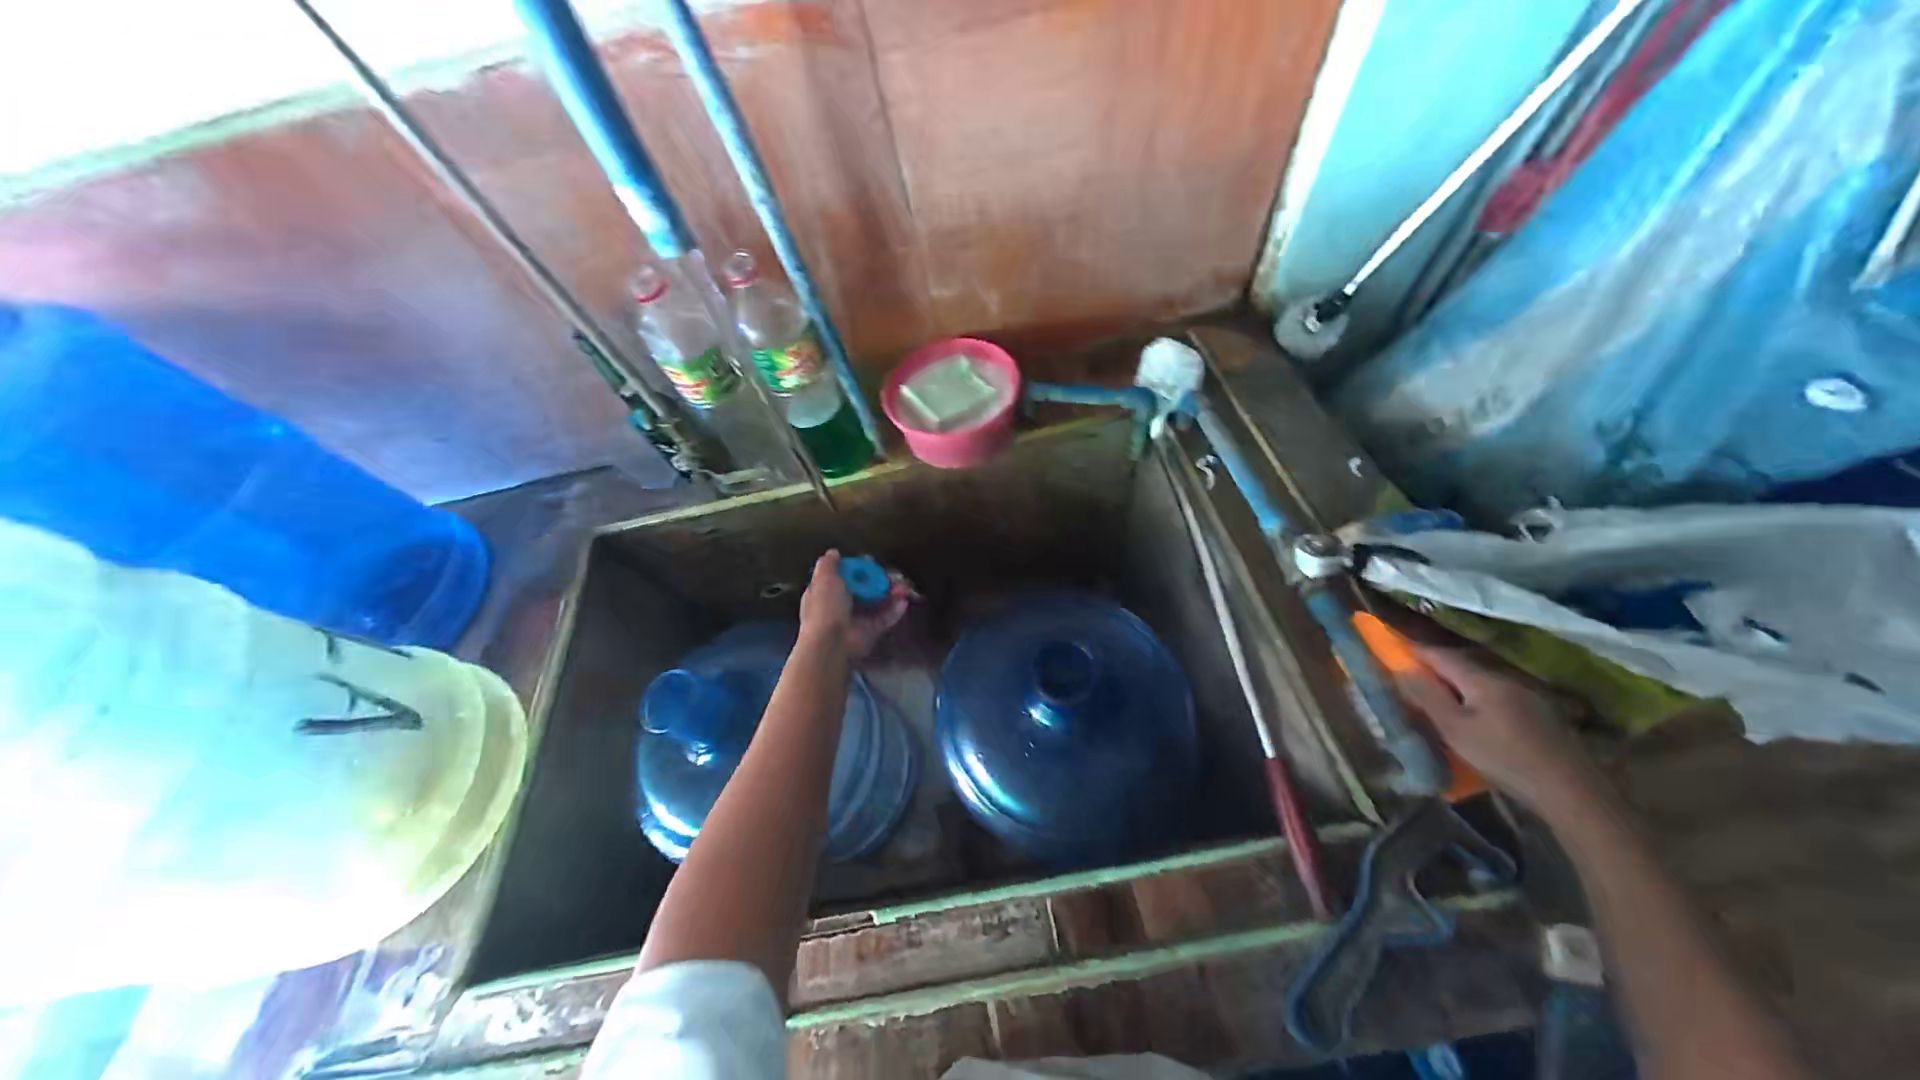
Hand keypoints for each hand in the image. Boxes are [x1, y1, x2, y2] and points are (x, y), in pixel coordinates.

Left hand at [798, 550, 910, 660]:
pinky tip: (904, 600)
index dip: (856, 568)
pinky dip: (895, 610)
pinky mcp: (871, 631)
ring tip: (904, 586)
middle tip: (893, 574)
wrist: (832, 642)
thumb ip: (829, 564)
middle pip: (864, 588)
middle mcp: (841, 605)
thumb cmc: (825, 607)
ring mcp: (857, 619)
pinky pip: (885, 618)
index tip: (870, 562)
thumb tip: (834, 552)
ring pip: (877, 602)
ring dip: (891, 592)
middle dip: (879, 580)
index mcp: (826, 592)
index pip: (843, 576)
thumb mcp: (823, 578)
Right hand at [1394, 644, 1604, 816]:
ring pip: (1481, 680)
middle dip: (1435, 667)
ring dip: (1456, 683)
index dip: (1414, 651)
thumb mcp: (1454, 729)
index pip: (1440, 654)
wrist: (1571, 790)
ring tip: (1439, 697)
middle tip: (1411, 678)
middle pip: (1462, 665)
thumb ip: (1426, 695)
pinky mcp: (1540, 712)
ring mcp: (1527, 694)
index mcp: (1482, 678)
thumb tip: (1402, 667)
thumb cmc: (1503, 757)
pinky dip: (1477, 697)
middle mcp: (1505, 678)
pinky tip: (1474, 714)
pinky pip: (1497, 694)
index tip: (1393, 652)